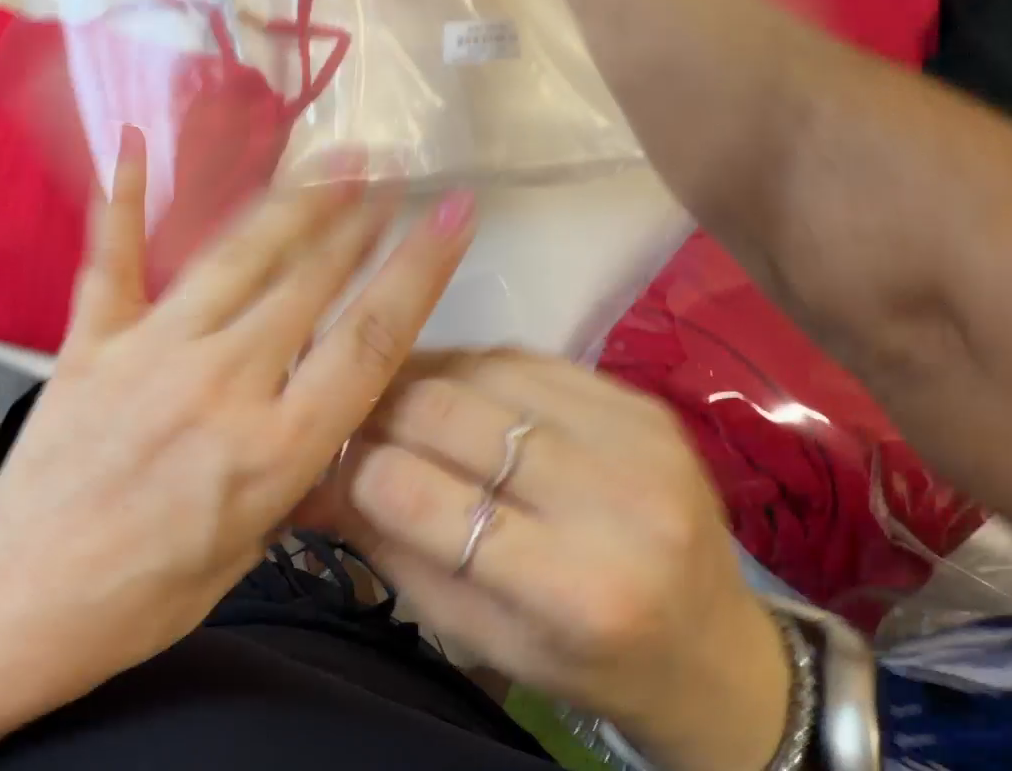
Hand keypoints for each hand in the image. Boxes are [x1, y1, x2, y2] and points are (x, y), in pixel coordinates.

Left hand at [0, 129, 477, 704]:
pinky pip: (110, 260)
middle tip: (388, 166)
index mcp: (273, 448)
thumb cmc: (141, 599)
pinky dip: (118, 200)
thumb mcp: (246, 550)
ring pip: (232, 259)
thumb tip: (316, 419)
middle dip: (355, 218)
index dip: (418, 270)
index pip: (367, 340)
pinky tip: (132, 143)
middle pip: (306, 282)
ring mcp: (148, 351)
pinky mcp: (89, 343)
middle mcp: (220, 382)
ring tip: (326, 159)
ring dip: (286, 203)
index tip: (452, 213)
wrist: (25, 596)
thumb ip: (286, 473)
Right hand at [304, 351, 791, 770]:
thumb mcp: (466, 627)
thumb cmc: (573, 656)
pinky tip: (450, 394)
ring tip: (391, 404)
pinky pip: (517, 356)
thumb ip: (381, 542)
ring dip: (413, 381)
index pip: (410, 492)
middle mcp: (616, 506)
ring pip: (473, 370)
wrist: (713, 651)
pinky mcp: (642, 403)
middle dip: (374, 411)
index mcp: (571, 590)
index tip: (328, 464)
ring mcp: (638, 442)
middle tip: (349, 421)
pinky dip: (464, 370)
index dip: (350, 469)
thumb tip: (298, 475)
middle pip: (439, 412)